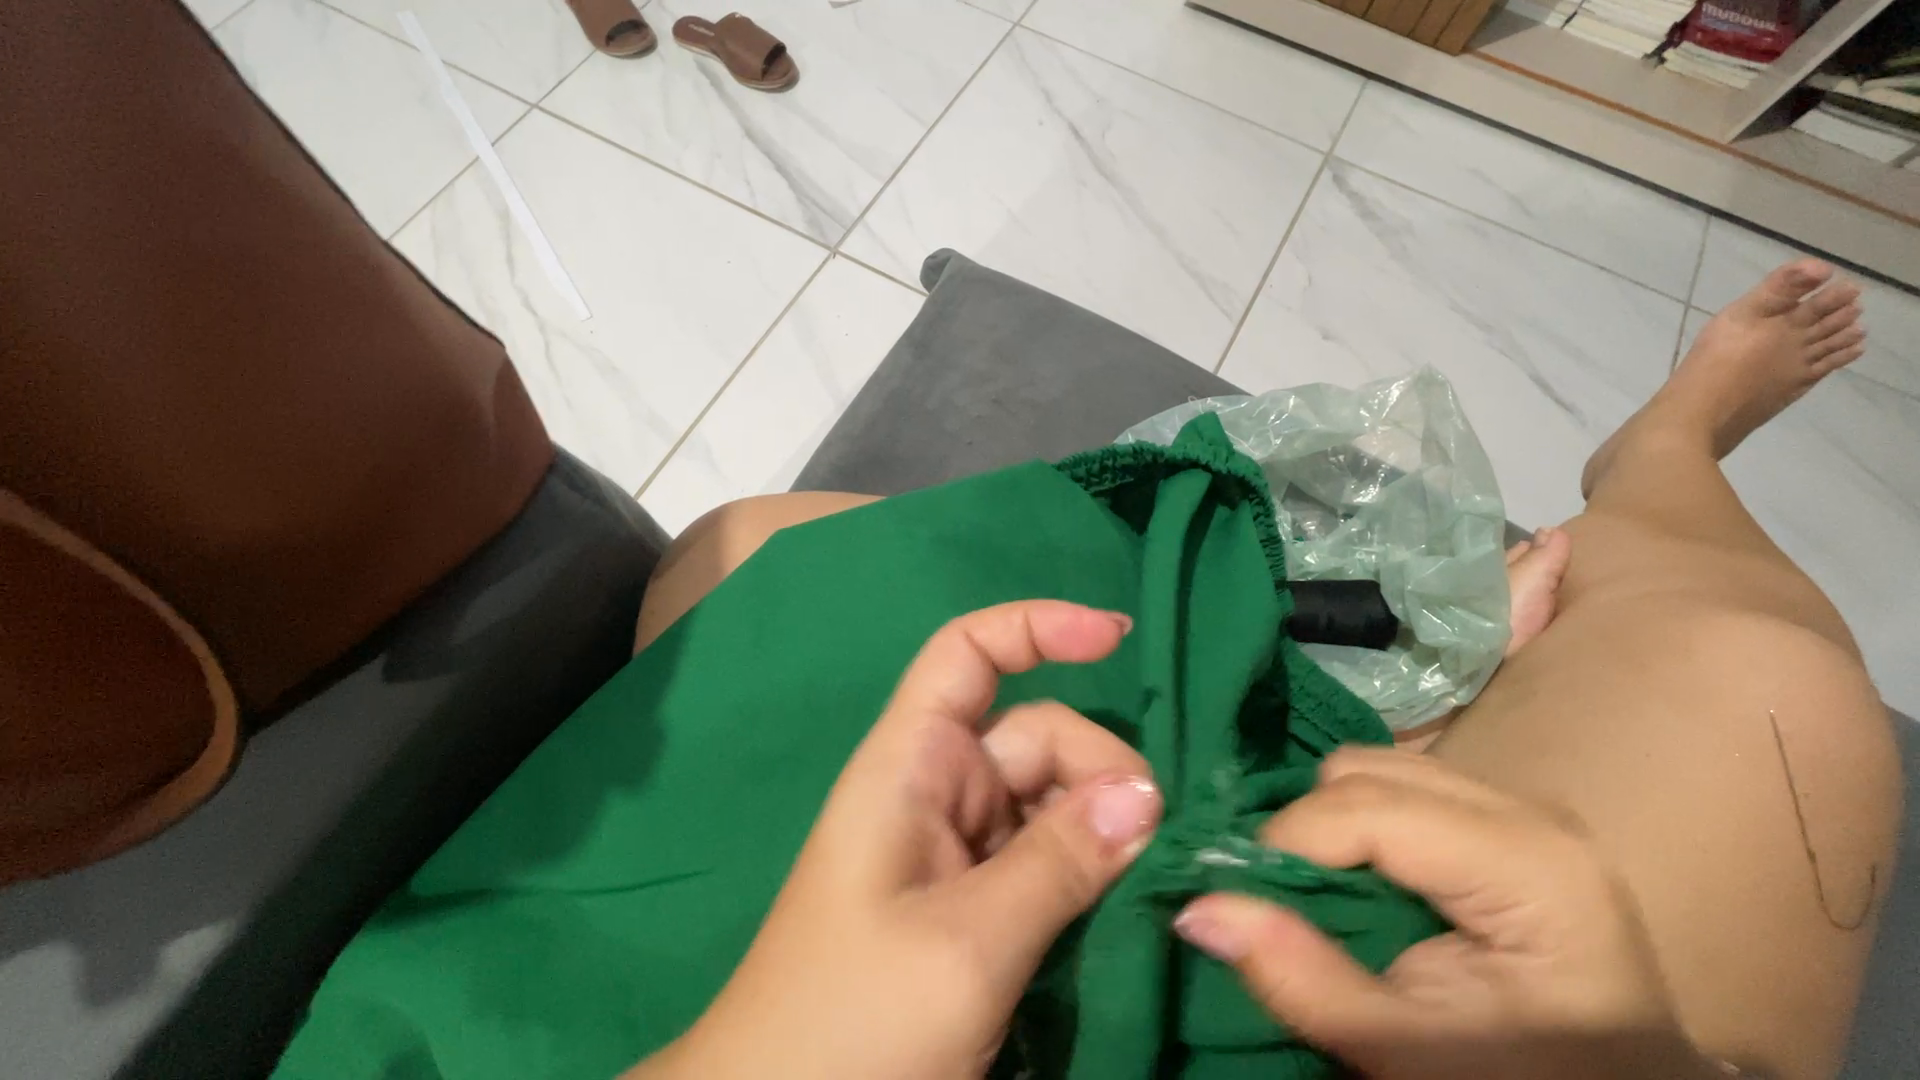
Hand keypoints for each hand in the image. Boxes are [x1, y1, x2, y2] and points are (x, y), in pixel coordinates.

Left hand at [630, 600, 1163, 1079]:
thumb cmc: (854, 1019)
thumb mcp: (965, 942)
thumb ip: (1058, 863)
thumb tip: (1144, 796)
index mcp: (911, 763)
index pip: (968, 655)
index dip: (1036, 628)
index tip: (1118, 638)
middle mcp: (938, 788)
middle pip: (1038, 735)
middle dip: (1099, 770)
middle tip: (1151, 842)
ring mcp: (960, 846)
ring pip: (1053, 799)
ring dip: (1106, 825)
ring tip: (1148, 877)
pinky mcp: (979, 899)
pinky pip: (1050, 856)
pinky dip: (1092, 867)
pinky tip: (1131, 895)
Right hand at [1173, 748, 1723, 1079]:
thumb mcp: (1409, 1053)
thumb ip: (1301, 977)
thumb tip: (1194, 907)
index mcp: (1528, 864)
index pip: (1365, 807)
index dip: (1287, 844)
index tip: (1248, 900)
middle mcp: (1527, 810)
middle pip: (1365, 772)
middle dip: (1307, 829)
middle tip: (1291, 901)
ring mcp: (1519, 803)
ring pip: (1373, 767)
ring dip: (1330, 822)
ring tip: (1328, 892)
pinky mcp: (1501, 813)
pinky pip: (1396, 784)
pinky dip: (1357, 821)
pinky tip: (1366, 876)